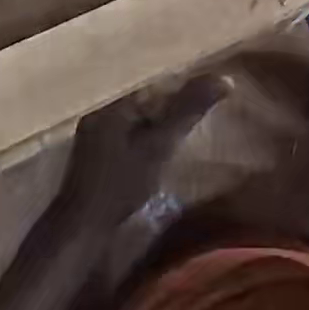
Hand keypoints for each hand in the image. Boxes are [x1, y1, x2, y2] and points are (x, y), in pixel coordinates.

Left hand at [56, 74, 230, 229]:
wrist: (82, 230)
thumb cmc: (121, 184)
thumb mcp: (159, 146)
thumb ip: (187, 111)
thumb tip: (225, 79)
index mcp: (111, 106)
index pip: (151, 86)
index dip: (180, 87)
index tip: (207, 92)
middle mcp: (98, 116)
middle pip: (142, 103)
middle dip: (170, 106)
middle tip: (202, 111)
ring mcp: (93, 140)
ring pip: (134, 122)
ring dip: (158, 125)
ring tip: (189, 130)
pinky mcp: (95, 161)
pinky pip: (126, 139)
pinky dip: (146, 141)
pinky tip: (161, 153)